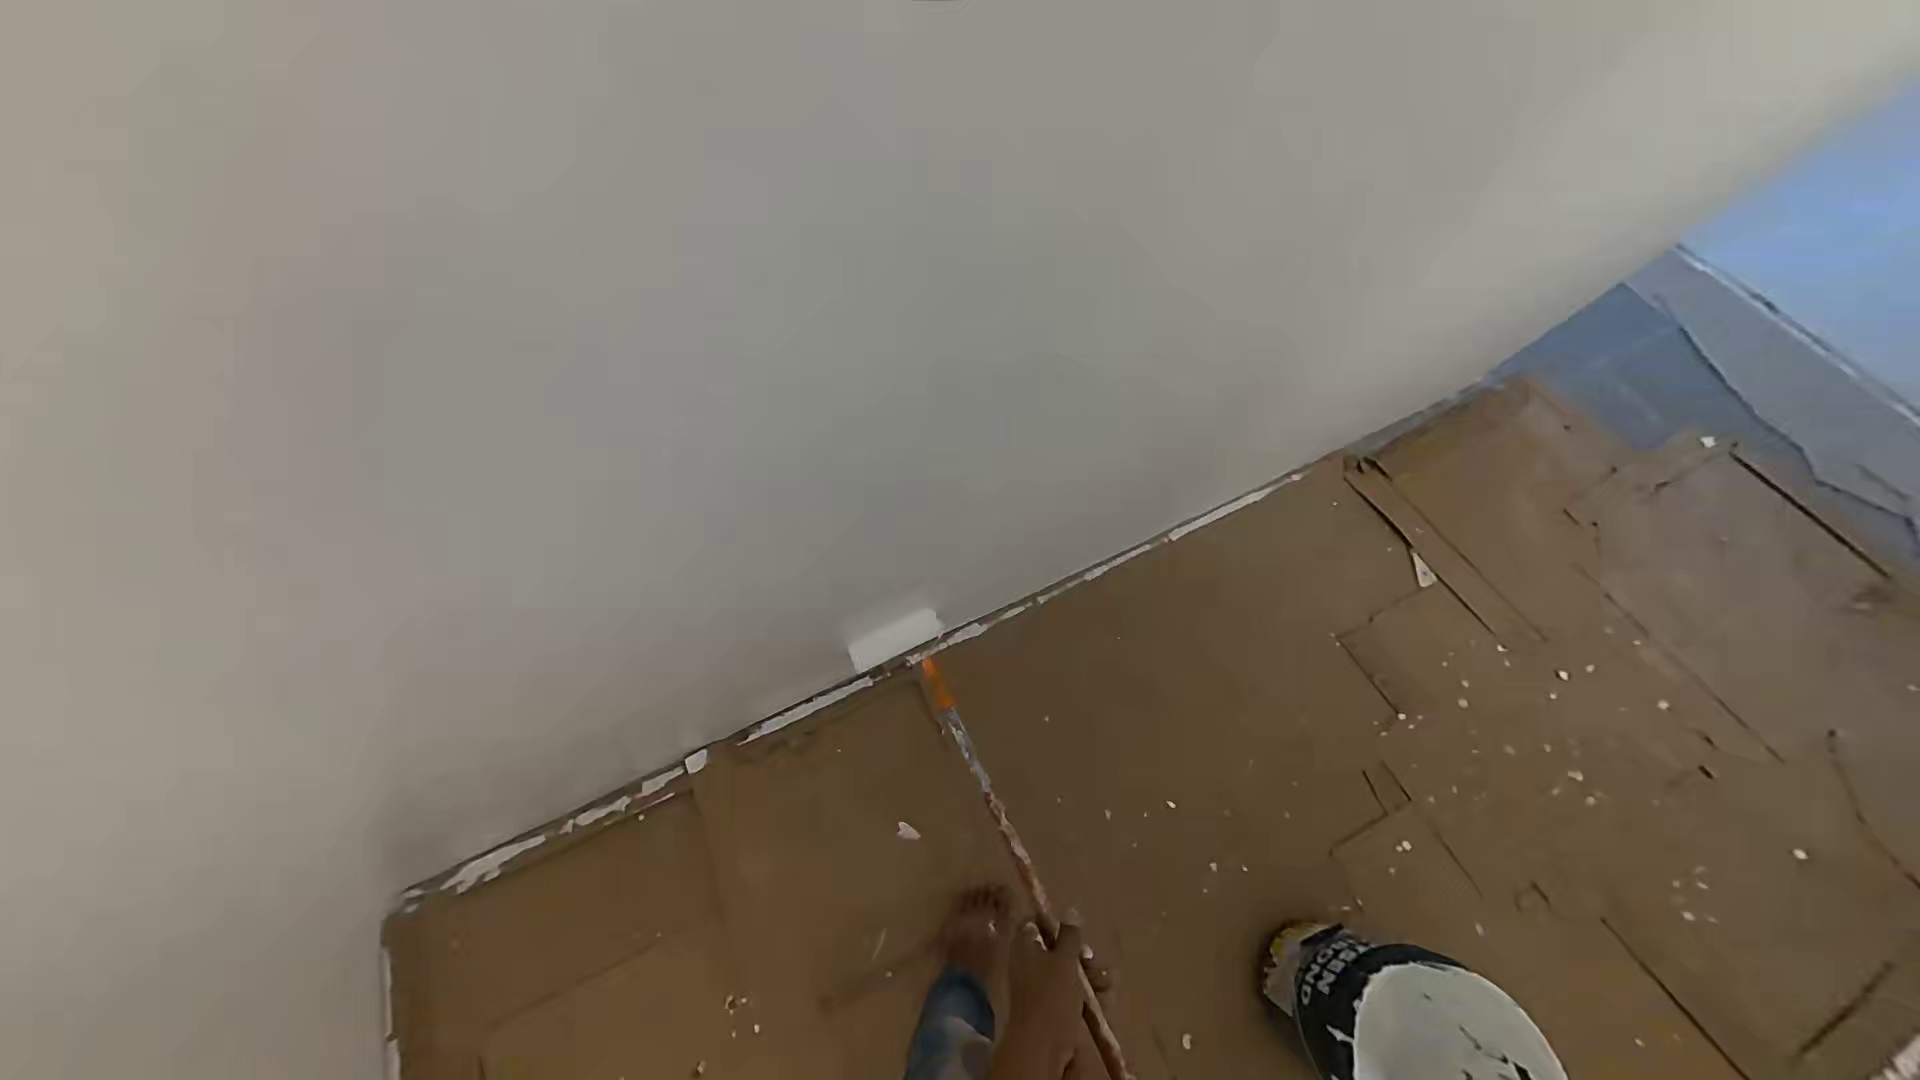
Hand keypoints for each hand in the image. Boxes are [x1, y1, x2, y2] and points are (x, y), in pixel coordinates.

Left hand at [991, 920, 1107, 1079]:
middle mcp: (1027, 962)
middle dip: (1081, 957)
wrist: (1041, 1048)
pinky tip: (1105, 999)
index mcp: (1024, 944)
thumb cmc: (1051, 996)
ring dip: (1089, 977)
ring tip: (1109, 984)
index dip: (1058, 926)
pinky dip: (1085, 995)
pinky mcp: (1048, 1008)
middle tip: (1095, 963)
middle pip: (1056, 950)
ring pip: (1066, 973)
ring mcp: (1037, 987)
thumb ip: (1070, 935)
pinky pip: (1068, 994)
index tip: (1077, 935)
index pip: (1037, 923)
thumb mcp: (1065, 960)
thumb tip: (1071, 910)